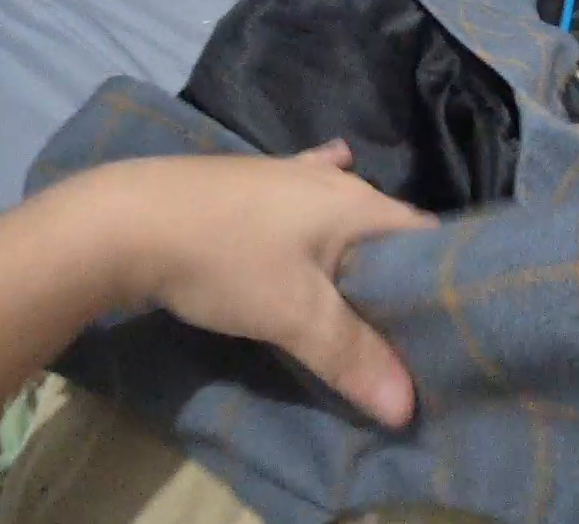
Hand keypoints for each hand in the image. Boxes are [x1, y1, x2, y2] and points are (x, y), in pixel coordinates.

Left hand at [111, 142, 436, 428]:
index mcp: (357, 204)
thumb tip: (406, 406)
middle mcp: (333, 180)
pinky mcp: (257, 177)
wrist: (133, 218)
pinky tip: (331, 174)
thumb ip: (352, 355)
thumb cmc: (227, 260)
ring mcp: (292, 172)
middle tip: (404, 322)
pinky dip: (325, 189)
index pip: (423, 234)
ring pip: (346, 206)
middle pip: (385, 226)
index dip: (439, 273)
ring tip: (369, 278)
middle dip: (398, 269)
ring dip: (360, 240)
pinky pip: (308, 182)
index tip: (445, 319)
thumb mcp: (294, 314)